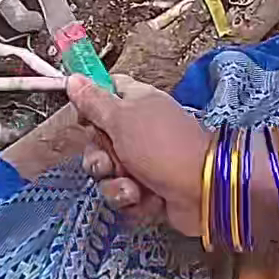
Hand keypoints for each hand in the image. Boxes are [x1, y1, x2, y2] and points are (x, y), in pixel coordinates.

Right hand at [66, 74, 209, 237]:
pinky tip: (148, 199)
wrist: (205, 192)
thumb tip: (73, 77)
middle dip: (100, 158)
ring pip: (108, 172)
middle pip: (98, 140)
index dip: (89, 107)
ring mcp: (143, 161)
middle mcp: (137, 130)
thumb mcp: (121, 119)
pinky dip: (134, 200)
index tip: (85, 120)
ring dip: (117, 184)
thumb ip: (93, 101)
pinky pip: (124, 195)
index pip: (103, 94)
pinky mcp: (148, 190)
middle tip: (111, 163)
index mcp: (134, 103)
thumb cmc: (161, 147)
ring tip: (134, 188)